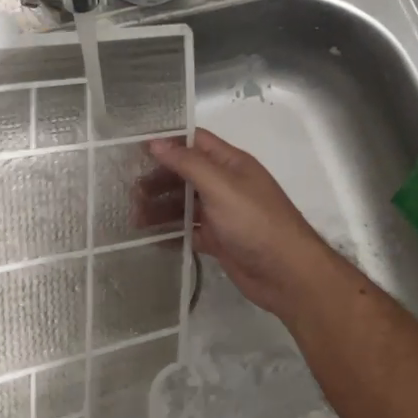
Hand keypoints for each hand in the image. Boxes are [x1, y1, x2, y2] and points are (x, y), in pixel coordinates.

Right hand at [144, 132, 339, 321]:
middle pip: (185, 174)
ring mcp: (222, 214)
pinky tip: (148, 237)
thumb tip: (155, 143)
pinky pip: (188, 231)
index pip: (195, 142)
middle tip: (129, 191)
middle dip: (158, 180)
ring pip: (184, 204)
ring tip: (133, 217)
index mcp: (230, 164)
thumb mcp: (221, 186)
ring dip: (159, 208)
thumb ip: (187, 163)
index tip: (134, 150)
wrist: (288, 275)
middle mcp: (225, 185)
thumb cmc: (255, 222)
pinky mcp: (218, 240)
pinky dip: (170, 232)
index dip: (167, 143)